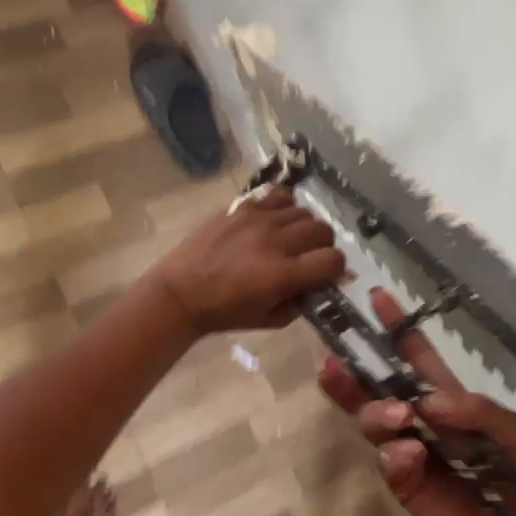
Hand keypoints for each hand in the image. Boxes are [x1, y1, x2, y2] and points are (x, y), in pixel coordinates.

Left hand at [149, 187, 346, 333]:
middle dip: (322, 247)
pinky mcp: (242, 207)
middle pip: (323, 231)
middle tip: (308, 258)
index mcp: (281, 275)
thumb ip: (299, 303)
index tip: (325, 275)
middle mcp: (275, 243)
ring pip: (304, 212)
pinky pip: (278, 195)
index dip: (335, 269)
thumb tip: (319, 285)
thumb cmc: (224, 313)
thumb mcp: (268, 319)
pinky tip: (275, 221)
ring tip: (289, 240)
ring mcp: (258, 220)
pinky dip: (284, 207)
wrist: (181, 293)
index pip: (333, 260)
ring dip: (303, 228)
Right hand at [318, 287, 515, 515]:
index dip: (397, 329)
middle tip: (336, 365)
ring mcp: (406, 451)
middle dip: (353, 374)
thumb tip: (432, 402)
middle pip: (376, 388)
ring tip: (400, 418)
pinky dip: (396, 456)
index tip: (376, 297)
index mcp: (445, 399)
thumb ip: (479, 410)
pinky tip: (410, 456)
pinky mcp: (402, 483)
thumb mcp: (513, 433)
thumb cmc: (515, 478)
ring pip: (372, 420)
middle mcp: (418, 420)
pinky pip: (389, 463)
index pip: (416, 358)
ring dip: (377, 412)